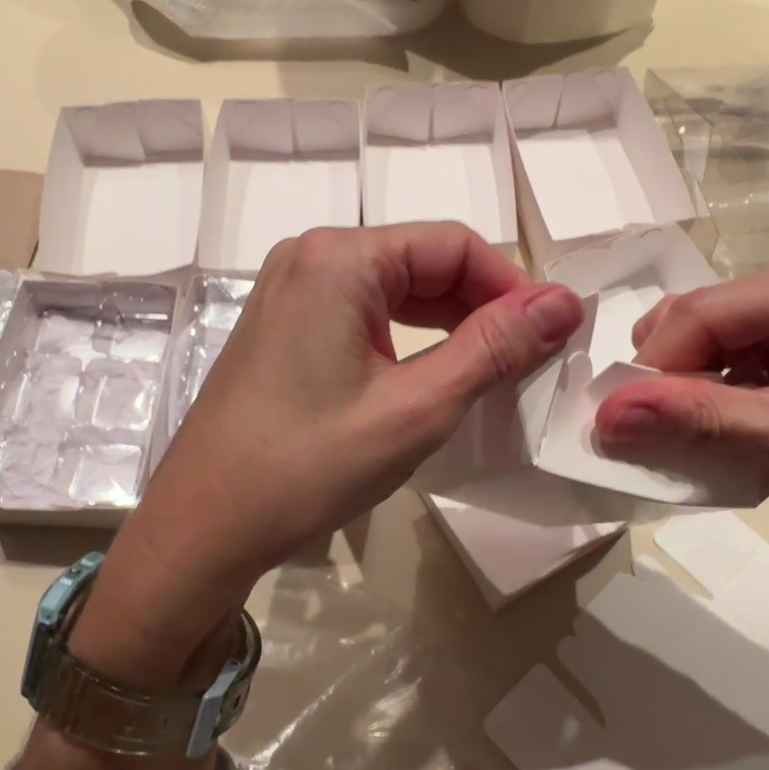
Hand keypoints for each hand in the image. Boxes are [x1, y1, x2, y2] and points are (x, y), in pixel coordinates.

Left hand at [77, 223, 583, 684]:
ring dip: (447, 324)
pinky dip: (406, 340)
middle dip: (481, 305)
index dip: (511, 285)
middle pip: (421, 261)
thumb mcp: (416, 408)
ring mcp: (289, 294)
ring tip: (492, 371)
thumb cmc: (310, 465)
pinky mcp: (282, 330)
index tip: (552, 333)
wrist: (205, 525)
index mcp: (338, 258)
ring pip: (392, 290)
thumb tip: (563, 303)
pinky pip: (361, 316)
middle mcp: (309, 259)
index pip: (452, 244)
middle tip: (527, 359)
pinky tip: (433, 376)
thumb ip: (492, 348)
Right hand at [594, 238, 768, 523]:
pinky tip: (718, 417)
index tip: (618, 426)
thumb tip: (607, 416)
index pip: (704, 312)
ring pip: (697, 330)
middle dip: (668, 378)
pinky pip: (716, 342)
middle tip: (658, 437)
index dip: (653, 367)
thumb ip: (701, 421)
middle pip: (696, 317)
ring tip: (697, 432)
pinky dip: (702, 383)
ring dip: (682, 383)